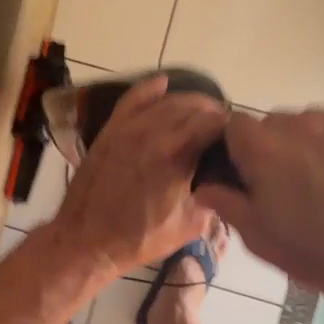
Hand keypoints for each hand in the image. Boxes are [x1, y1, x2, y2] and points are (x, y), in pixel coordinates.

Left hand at [49, 76, 230, 274]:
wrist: (86, 240)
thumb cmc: (139, 238)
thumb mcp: (189, 225)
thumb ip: (213, 198)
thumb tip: (224, 182)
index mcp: (176, 155)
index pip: (214, 124)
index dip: (230, 129)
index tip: (237, 139)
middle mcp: (154, 133)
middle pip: (192, 107)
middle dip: (211, 113)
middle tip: (221, 128)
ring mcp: (129, 128)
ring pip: (165, 101)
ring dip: (187, 103)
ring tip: (199, 112)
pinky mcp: (110, 130)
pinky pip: (132, 99)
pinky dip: (150, 89)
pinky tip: (163, 83)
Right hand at [194, 111, 323, 315]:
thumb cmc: (323, 254)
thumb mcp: (263, 239)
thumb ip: (228, 205)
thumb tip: (204, 187)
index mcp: (263, 146)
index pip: (234, 126)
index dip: (239, 151)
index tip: (250, 177)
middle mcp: (301, 121)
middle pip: (277, 125)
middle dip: (279, 149)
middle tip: (295, 189)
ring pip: (316, 125)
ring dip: (315, 146)